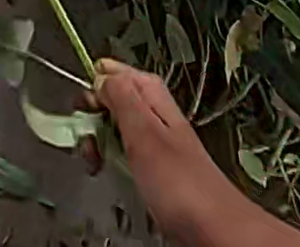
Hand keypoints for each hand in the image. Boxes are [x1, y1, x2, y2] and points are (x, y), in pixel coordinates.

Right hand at [92, 59, 258, 242]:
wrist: (215, 230)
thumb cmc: (179, 182)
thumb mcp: (144, 131)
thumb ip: (120, 96)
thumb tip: (99, 74)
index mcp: (150, 92)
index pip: (111, 71)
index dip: (93, 87)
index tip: (84, 110)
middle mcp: (151, 109)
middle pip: (109, 99)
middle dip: (92, 117)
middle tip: (90, 143)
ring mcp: (152, 138)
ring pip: (112, 126)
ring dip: (99, 142)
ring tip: (98, 163)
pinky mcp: (152, 165)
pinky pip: (122, 151)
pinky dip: (111, 160)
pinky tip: (110, 174)